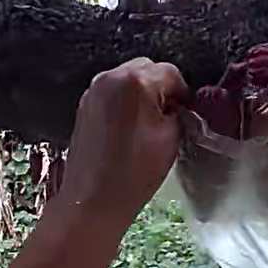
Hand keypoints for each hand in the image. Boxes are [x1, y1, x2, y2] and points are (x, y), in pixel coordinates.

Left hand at [54, 58, 187, 232]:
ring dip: (141, 93)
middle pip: (146, 68)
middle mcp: (110, 78)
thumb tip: (175, 107)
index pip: (170, 73)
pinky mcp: (84, 104)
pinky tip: (128, 128)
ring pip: (128, 78)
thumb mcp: (171, 138)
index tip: (183, 114)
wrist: (93, 199)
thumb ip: (177, 112)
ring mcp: (93, 90)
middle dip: (160, 88)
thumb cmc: (135, 172)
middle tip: (167, 117)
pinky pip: (112, 92)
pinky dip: (124, 102)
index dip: (182, 93)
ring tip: (147, 125)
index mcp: (135, 82)